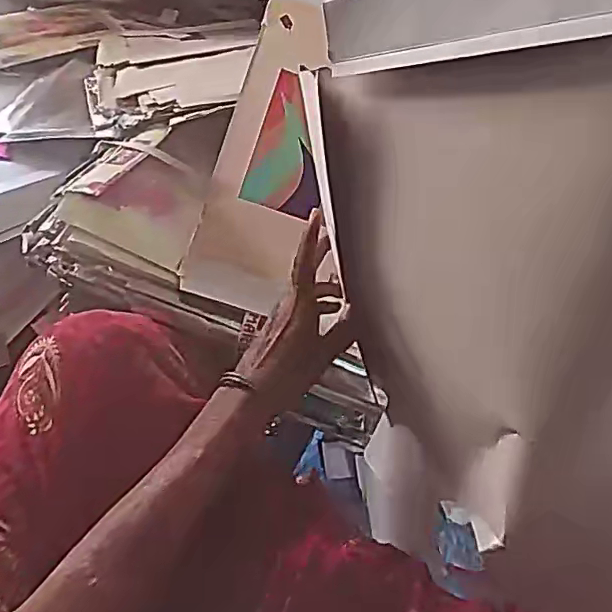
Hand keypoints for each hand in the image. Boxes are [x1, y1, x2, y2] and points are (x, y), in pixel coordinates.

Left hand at [229, 211, 355, 417]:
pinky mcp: (278, 328)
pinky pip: (302, 306)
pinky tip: (329, 319)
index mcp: (299, 305)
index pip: (306, 262)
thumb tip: (362, 314)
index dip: (312, 237)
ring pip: (306, 291)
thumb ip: (344, 331)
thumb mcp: (323, 354)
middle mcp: (288, 305)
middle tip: (336, 241)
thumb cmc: (283, 376)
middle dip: (322, 255)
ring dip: (325, 288)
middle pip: (307, 272)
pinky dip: (317, 305)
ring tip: (345, 295)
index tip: (317, 216)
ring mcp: (281, 316)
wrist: (249, 396)